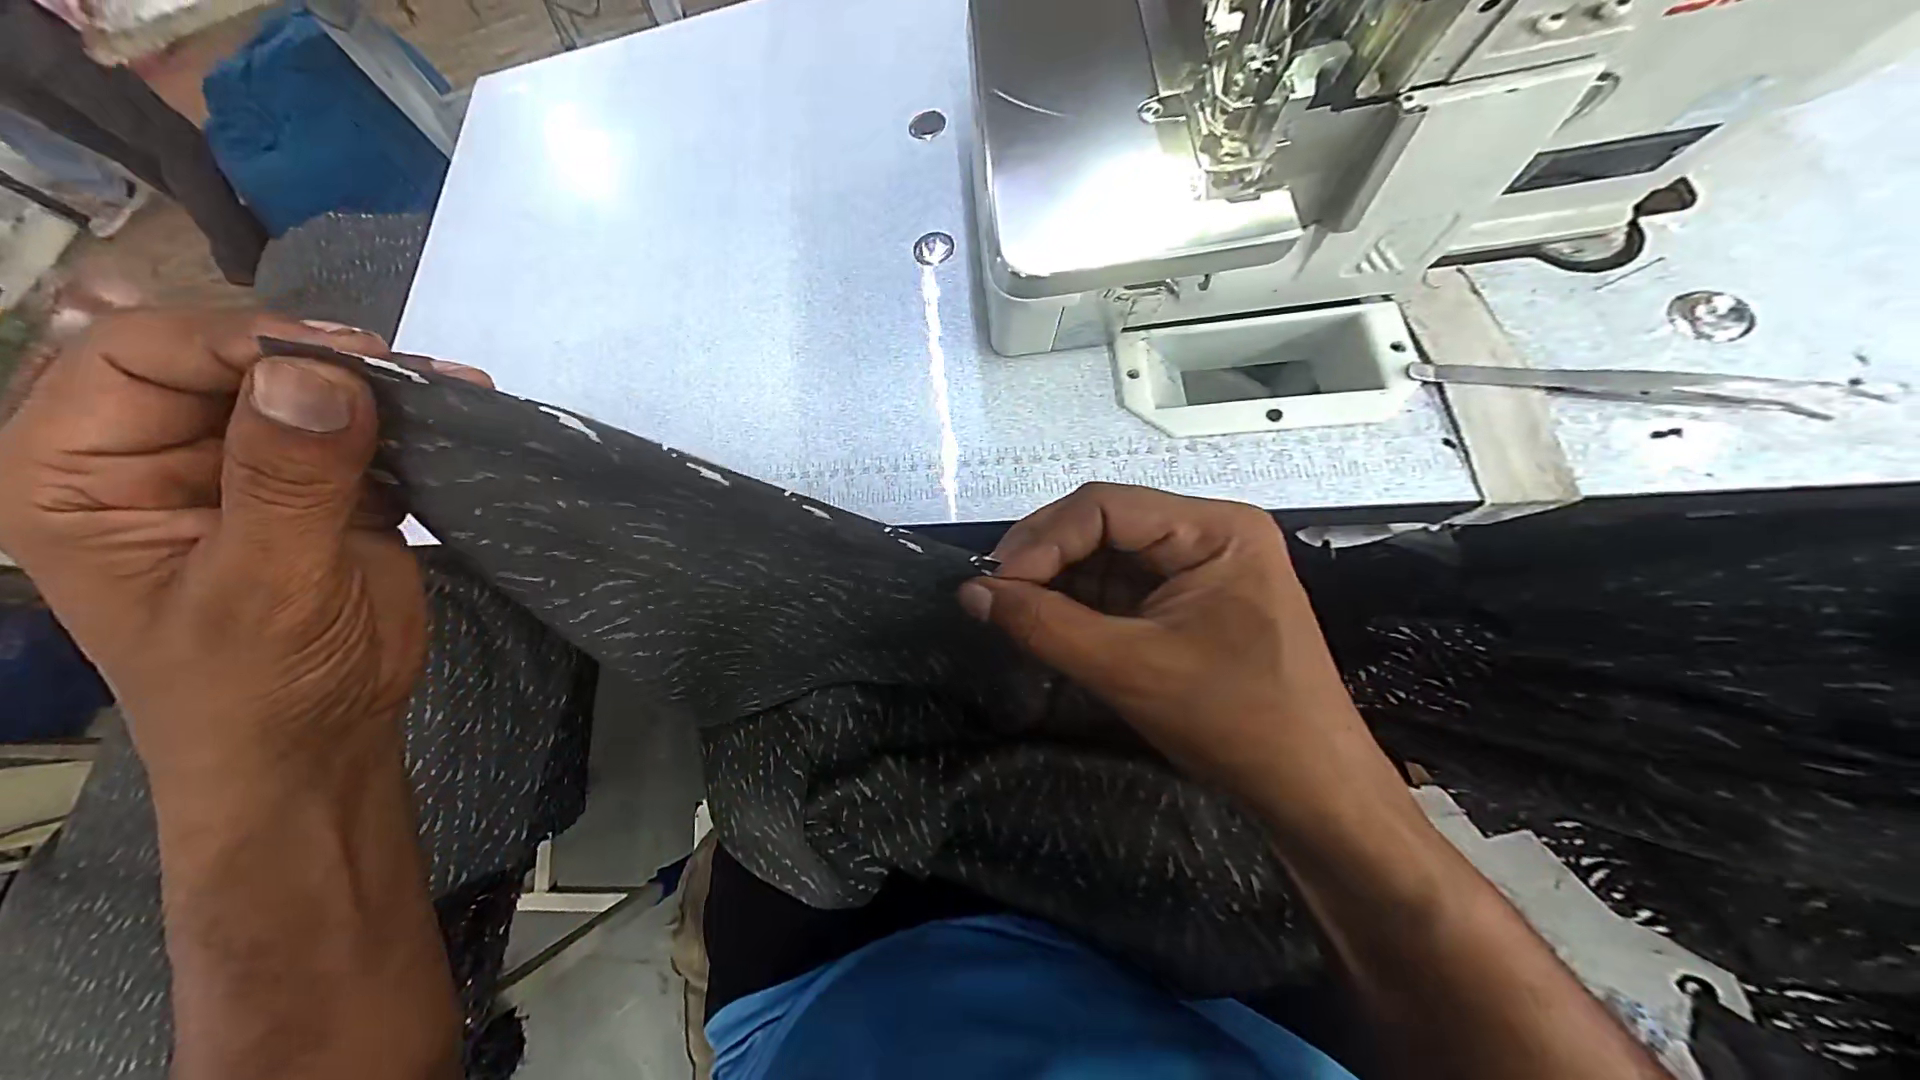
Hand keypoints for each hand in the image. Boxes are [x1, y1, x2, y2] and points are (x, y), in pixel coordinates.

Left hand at [0, 310, 449, 793]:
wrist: (325, 736)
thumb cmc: (259, 682)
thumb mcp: (264, 586)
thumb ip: (285, 482)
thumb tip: (319, 373)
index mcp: (86, 471)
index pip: (141, 358)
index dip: (241, 342)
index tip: (351, 358)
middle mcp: (163, 455)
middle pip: (233, 362)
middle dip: (323, 358)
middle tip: (413, 369)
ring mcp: (254, 470)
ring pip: (308, 391)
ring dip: (382, 385)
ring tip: (452, 384)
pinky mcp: (328, 489)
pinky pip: (365, 434)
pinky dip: (412, 423)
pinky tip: (455, 412)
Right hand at [956, 483, 1406, 833]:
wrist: (1311, 791)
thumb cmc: (1235, 723)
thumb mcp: (1129, 669)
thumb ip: (1044, 625)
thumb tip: (972, 592)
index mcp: (1214, 529)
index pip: (1104, 507)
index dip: (1041, 541)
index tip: (993, 585)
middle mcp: (1207, 532)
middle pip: (1103, 523)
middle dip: (1044, 557)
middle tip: (994, 594)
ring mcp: (1198, 565)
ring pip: (1105, 554)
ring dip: (1056, 580)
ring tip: (1012, 609)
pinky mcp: (1186, 599)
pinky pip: (1118, 585)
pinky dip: (1078, 602)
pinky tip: (1046, 620)